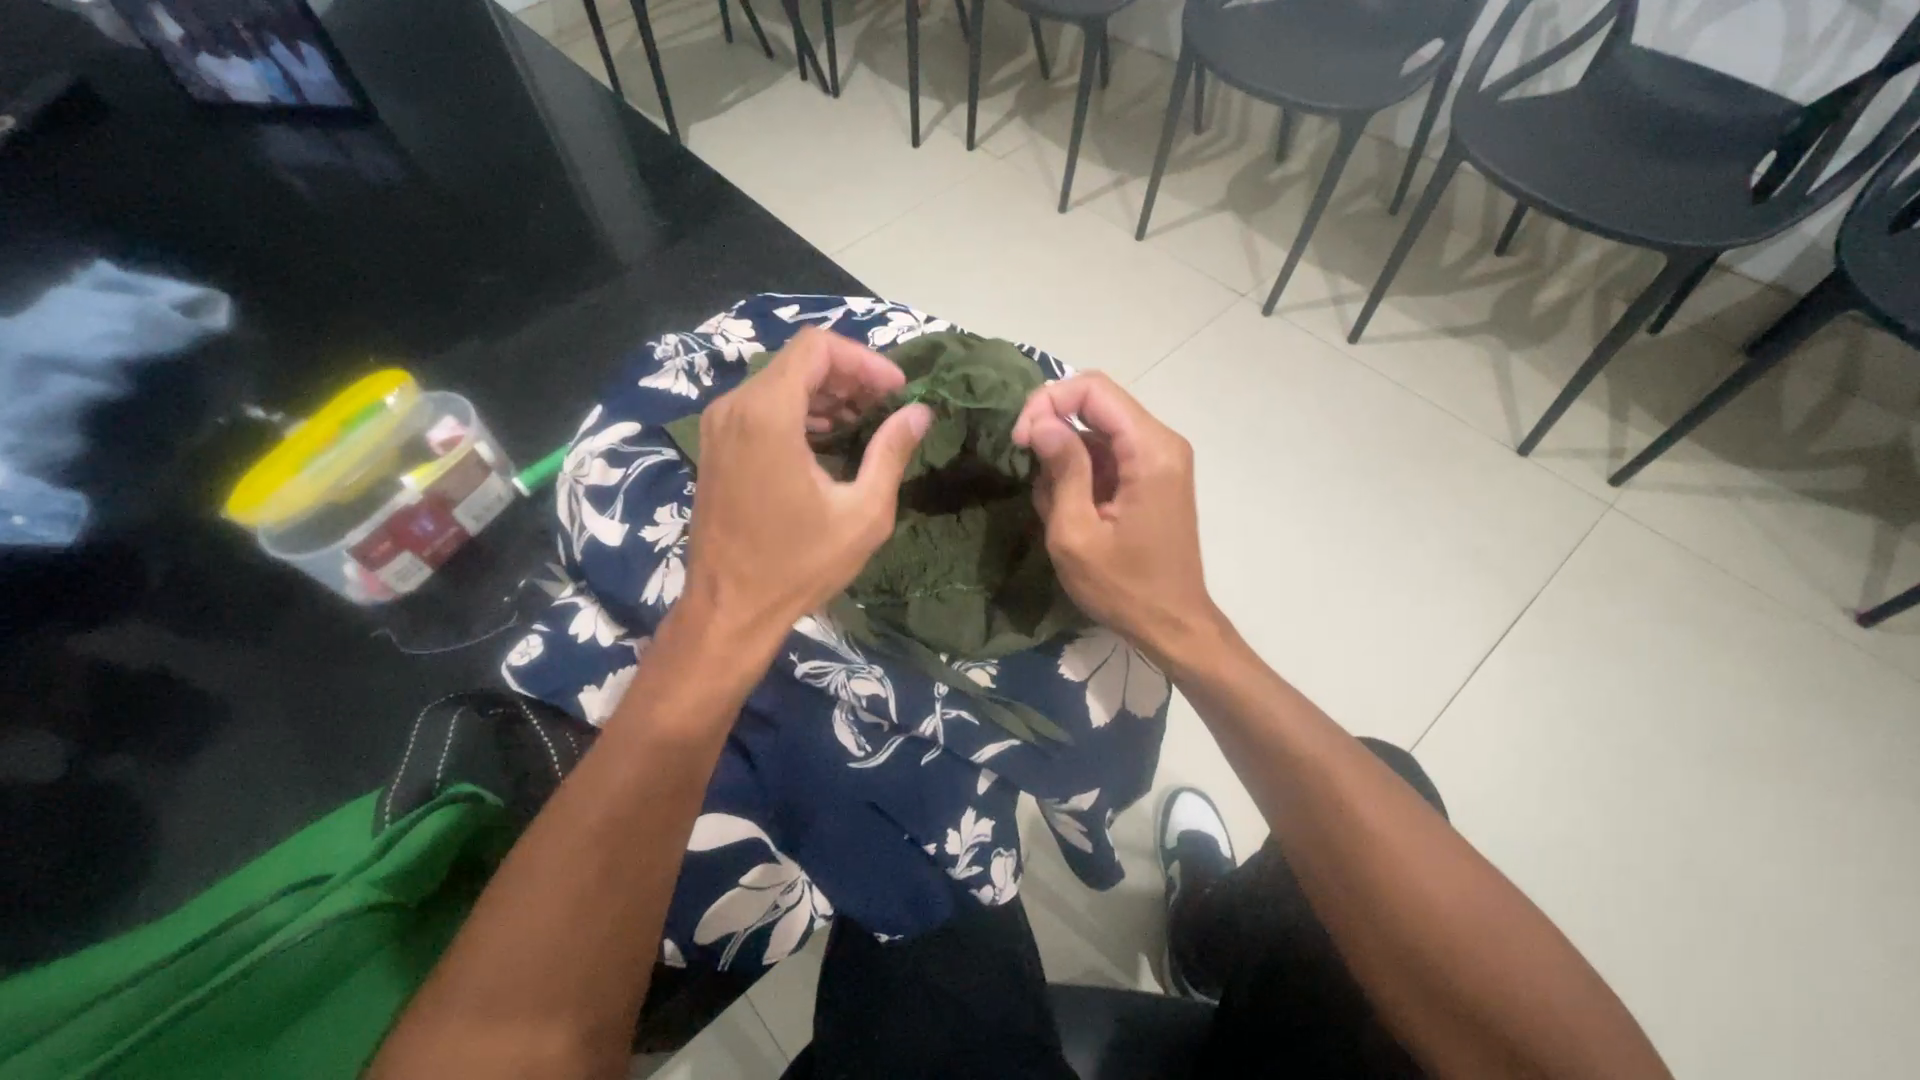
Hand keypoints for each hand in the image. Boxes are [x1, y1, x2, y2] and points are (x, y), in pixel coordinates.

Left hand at [679, 327, 930, 650]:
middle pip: (799, 360)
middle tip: (887, 406)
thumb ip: (892, 452)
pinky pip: (762, 405)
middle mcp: (736, 407)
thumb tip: (920, 413)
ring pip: (780, 380)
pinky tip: (828, 438)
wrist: (730, 607)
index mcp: (768, 415)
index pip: (818, 347)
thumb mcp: (862, 513)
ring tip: (865, 422)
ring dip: (826, 392)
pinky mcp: (716, 444)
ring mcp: (720, 425)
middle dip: (849, 375)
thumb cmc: (799, 565)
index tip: (897, 391)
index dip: (865, 360)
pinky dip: (799, 409)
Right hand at [1011, 373, 1217, 662]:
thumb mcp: (1076, 533)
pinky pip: (1107, 456)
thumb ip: (1061, 469)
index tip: (1020, 441)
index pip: (1093, 388)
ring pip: (1096, 432)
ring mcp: (1159, 459)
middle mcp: (1161, 442)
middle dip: (1053, 434)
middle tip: (1034, 481)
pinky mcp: (1151, 477)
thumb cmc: (1123, 587)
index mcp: (1150, 450)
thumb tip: (1041, 421)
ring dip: (1064, 463)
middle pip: (1095, 405)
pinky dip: (1080, 476)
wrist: (1172, 625)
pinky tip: (1072, 515)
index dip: (1047, 402)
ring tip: (1057, 512)